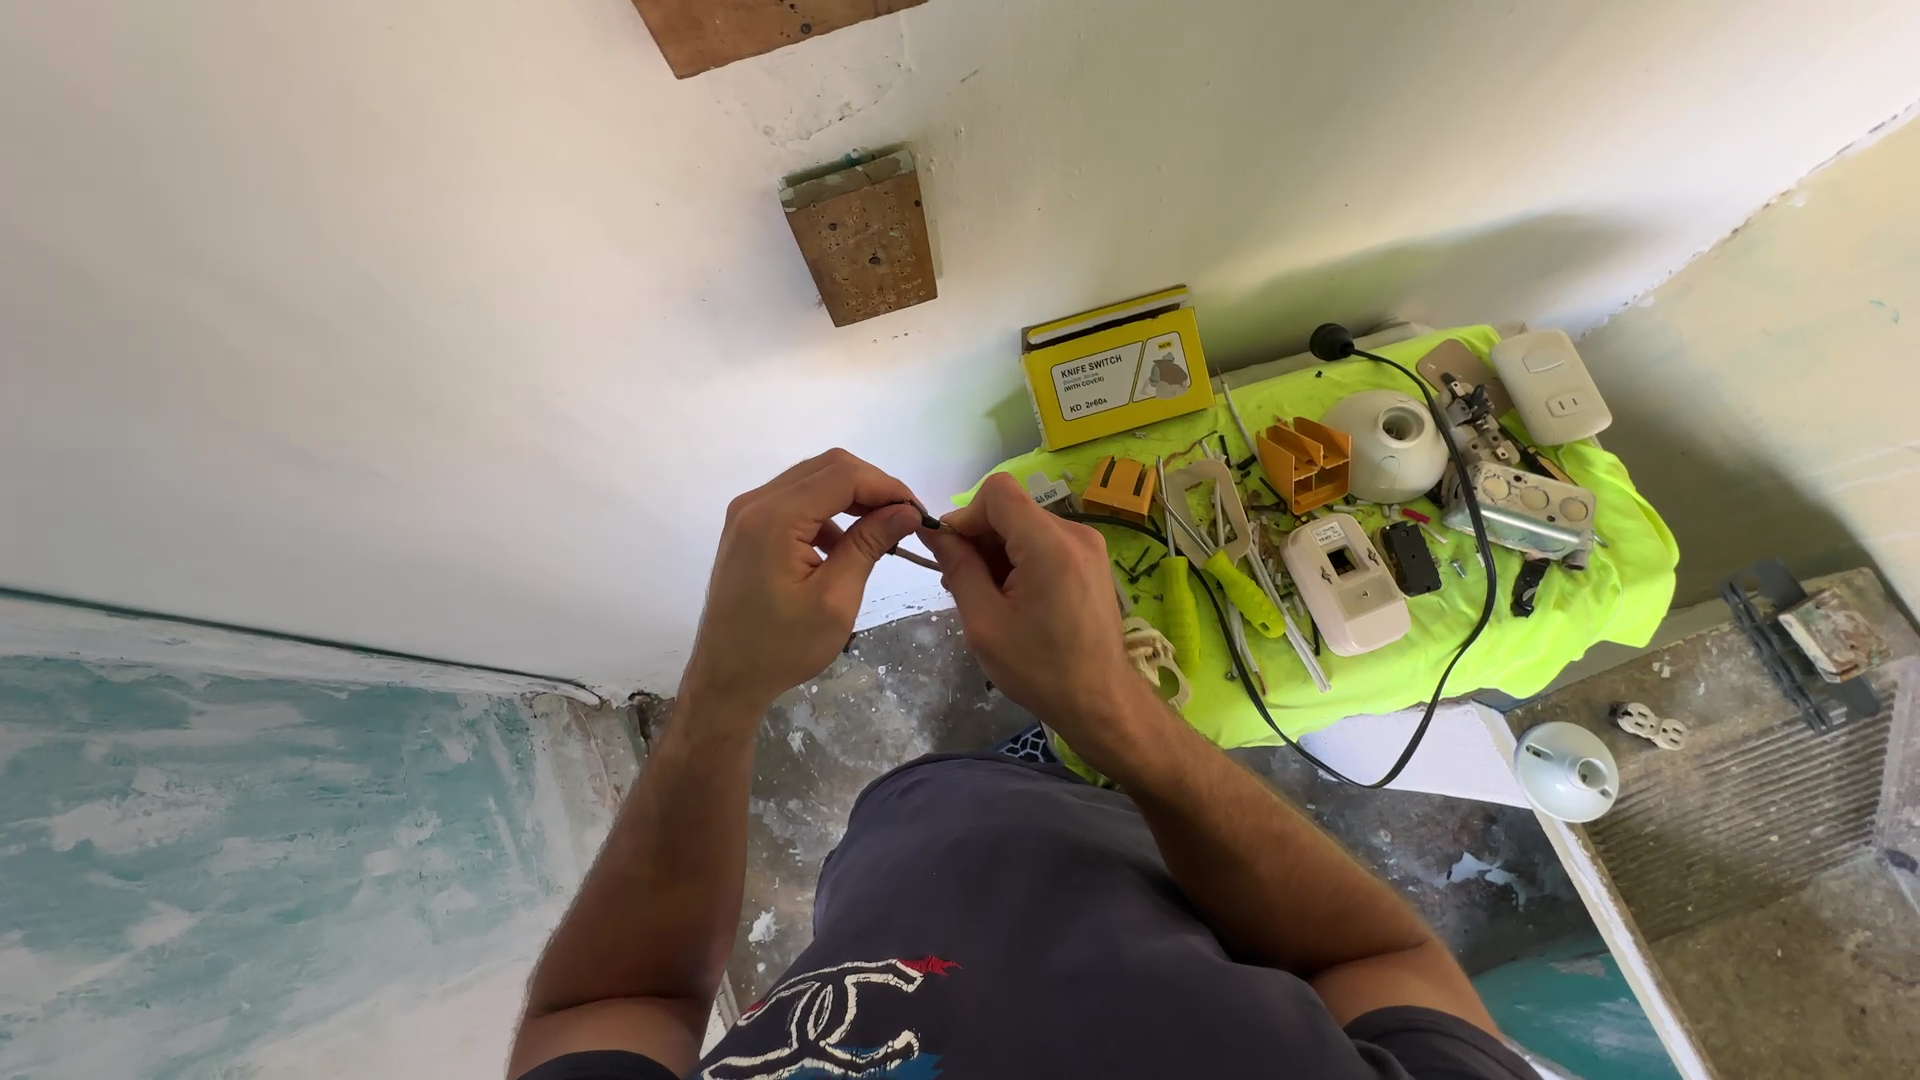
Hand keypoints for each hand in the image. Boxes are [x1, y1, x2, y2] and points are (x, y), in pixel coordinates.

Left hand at [683, 449, 921, 714]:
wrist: (727, 678)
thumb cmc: (782, 647)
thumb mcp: (836, 599)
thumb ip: (869, 545)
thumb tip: (907, 511)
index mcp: (774, 518)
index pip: (843, 475)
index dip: (887, 487)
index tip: (918, 514)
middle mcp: (755, 503)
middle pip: (828, 468)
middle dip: (873, 487)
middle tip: (905, 520)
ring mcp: (748, 513)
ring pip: (813, 480)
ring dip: (852, 497)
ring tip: (883, 530)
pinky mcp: (749, 527)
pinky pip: (797, 501)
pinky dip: (829, 511)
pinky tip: (846, 544)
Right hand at [922, 473, 1150, 745]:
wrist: (1100, 701)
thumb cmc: (1039, 668)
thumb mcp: (984, 622)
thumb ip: (958, 567)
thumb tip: (933, 531)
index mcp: (1050, 545)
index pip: (998, 492)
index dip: (967, 516)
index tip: (954, 555)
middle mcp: (1076, 533)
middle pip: (1012, 509)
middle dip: (981, 538)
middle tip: (963, 584)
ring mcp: (1089, 546)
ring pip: (1027, 525)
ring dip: (1000, 551)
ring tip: (989, 597)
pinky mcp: (1092, 561)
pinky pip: (1046, 542)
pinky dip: (1022, 559)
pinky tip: (1015, 597)